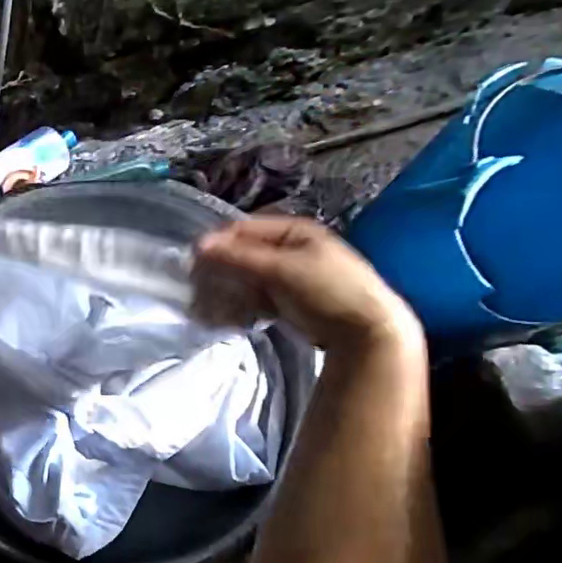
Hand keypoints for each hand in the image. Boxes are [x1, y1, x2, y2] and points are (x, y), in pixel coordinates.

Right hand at [196, 216, 419, 353]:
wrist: (367, 332)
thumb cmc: (328, 290)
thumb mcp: (282, 270)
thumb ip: (239, 257)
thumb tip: (198, 245)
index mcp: (293, 231)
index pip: (244, 230)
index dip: (218, 245)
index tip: (195, 265)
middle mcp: (288, 249)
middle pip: (242, 256)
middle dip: (220, 274)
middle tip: (198, 292)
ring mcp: (287, 276)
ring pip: (245, 280)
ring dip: (226, 294)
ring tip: (209, 311)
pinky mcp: (286, 301)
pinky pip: (254, 299)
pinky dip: (239, 308)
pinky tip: (227, 320)